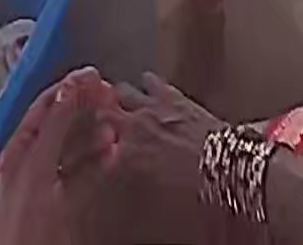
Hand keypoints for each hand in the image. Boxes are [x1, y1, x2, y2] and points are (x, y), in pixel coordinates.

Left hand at [0, 68, 119, 244]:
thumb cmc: (25, 232)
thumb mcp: (38, 170)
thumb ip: (54, 126)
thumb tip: (70, 86)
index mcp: (17, 153)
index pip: (44, 105)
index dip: (69, 86)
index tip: (95, 75)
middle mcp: (31, 165)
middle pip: (62, 122)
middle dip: (87, 107)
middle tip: (110, 97)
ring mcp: (49, 185)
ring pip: (76, 146)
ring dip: (97, 132)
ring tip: (115, 127)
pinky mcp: (66, 204)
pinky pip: (85, 171)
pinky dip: (100, 159)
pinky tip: (114, 154)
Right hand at [89, 73, 226, 243]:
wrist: (235, 181)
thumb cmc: (195, 211)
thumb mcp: (147, 219)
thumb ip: (121, 200)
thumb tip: (109, 200)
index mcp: (120, 165)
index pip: (83, 150)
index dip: (73, 148)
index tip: (67, 148)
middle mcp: (131, 131)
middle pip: (98, 113)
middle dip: (89, 115)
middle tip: (81, 118)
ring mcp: (153, 110)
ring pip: (121, 93)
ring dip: (113, 98)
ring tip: (105, 99)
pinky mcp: (174, 97)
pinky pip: (151, 83)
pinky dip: (143, 84)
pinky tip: (141, 82)